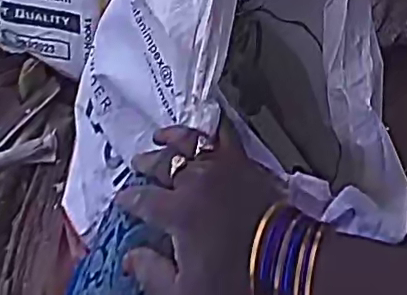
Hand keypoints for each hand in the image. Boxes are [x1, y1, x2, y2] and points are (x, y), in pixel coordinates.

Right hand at [118, 122, 281, 294]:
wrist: (284, 260)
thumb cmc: (235, 279)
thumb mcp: (185, 291)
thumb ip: (153, 273)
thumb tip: (131, 258)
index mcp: (176, 211)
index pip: (143, 200)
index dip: (129, 199)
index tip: (122, 199)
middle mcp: (193, 180)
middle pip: (163, 164)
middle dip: (146, 163)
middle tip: (138, 163)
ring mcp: (219, 165)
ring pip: (188, 142)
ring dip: (172, 138)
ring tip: (162, 136)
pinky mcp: (241, 160)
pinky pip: (222, 133)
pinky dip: (211, 127)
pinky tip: (205, 127)